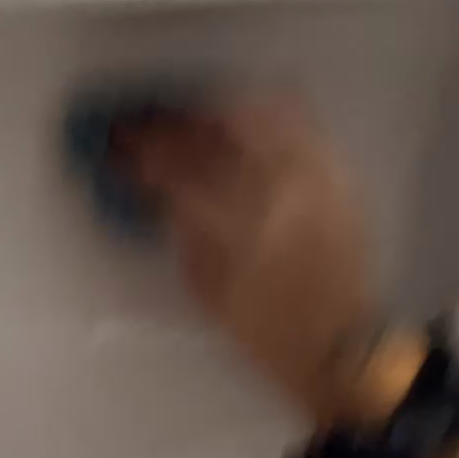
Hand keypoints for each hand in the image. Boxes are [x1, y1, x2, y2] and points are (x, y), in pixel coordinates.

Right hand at [119, 97, 414, 422]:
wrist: (339, 345)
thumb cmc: (265, 331)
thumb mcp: (209, 292)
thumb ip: (186, 236)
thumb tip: (164, 196)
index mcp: (243, 230)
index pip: (182, 177)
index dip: (145, 158)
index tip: (119, 148)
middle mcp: (283, 194)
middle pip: (219, 137)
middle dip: (175, 126)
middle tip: (148, 124)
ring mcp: (317, 180)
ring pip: (265, 118)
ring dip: (219, 112)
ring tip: (193, 117)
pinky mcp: (339, 180)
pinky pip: (305, 126)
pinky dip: (271, 113)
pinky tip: (245, 116)